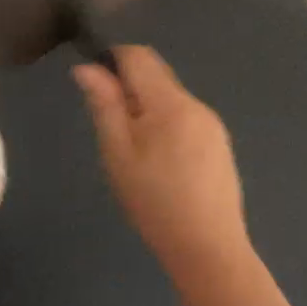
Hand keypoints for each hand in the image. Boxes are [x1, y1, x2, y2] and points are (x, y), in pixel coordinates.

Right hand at [73, 46, 248, 270]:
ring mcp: (212, 126)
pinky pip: (184, 117)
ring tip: (132, 150)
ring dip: (145, 107)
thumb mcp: (117, 151)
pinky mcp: (219, 145)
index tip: (92, 86)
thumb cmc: (154, 200)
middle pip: (156, 74)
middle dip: (128, 87)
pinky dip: (164, 123)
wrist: (208, 250)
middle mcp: (196, 105)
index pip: (138, 55)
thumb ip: (104, 104)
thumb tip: (86, 67)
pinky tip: (159, 162)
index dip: (111, 59)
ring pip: (169, 97)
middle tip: (110, 126)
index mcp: (170, 102)